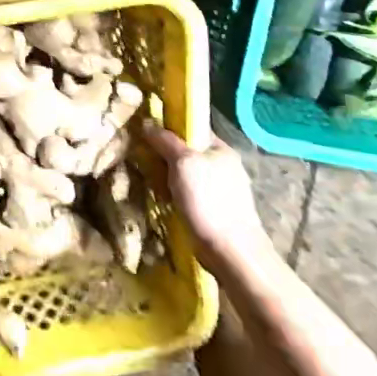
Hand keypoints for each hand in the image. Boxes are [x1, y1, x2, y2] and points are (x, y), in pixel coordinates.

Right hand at [141, 123, 274, 265]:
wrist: (232, 253)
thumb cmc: (208, 201)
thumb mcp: (183, 163)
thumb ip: (166, 140)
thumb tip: (147, 123)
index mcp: (220, 148)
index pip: (191, 127)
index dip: (168, 126)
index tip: (146, 130)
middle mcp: (223, 165)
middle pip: (186, 150)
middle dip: (164, 154)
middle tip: (144, 158)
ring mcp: (221, 189)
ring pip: (185, 173)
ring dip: (167, 176)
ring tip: (150, 180)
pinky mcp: (215, 209)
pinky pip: (188, 192)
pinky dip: (175, 194)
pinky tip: (164, 199)